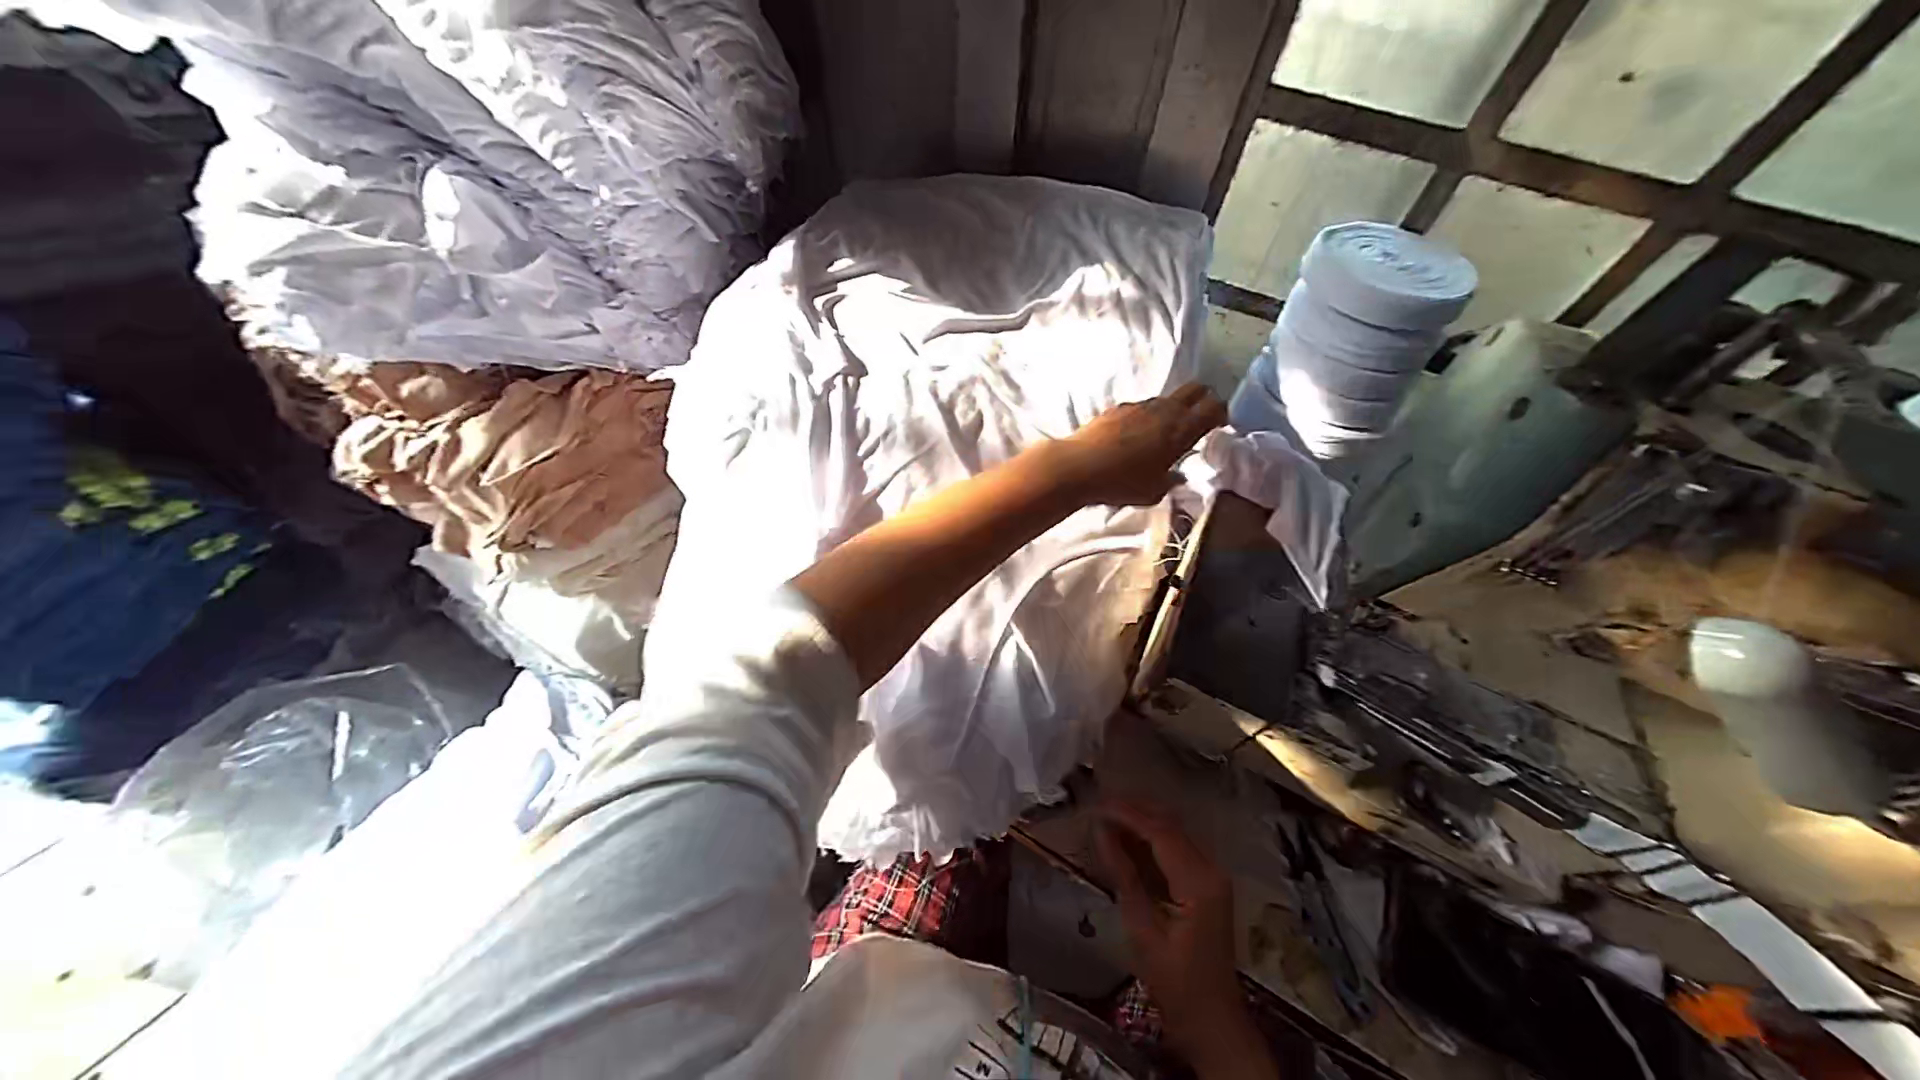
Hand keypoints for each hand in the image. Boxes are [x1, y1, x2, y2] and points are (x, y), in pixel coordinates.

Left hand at [1054, 384, 1225, 505]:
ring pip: (1165, 398)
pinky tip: (1132, 436)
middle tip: (1198, 417)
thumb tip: (1176, 476)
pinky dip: (1144, 417)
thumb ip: (1169, 481)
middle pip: (1194, 389)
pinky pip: (1140, 407)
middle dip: (1202, 399)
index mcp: (1181, 430)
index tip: (1219, 423)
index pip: (1214, 407)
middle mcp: (1164, 410)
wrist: (1078, 466)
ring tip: (1161, 433)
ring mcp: (1139, 406)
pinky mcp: (1117, 408)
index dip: (1221, 412)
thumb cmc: (1121, 483)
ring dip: (1170, 410)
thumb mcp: (1152, 491)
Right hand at [1098, 801, 1278, 1079]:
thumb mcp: (1142, 930)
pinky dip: (1150, 839)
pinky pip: (1176, 848)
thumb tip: (1101, 831)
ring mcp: (1213, 876)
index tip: (1094, 804)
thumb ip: (1123, 875)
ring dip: (1140, 821)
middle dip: (1132, 810)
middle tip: (1096, 806)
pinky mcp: (1207, 884)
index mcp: (1199, 881)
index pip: (1159, 831)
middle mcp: (1211, 869)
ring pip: (1173, 831)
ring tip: (1104, 817)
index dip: (1125, 813)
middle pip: (1169, 824)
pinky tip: (1124, 840)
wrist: (1214, 1023)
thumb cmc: (1176, 984)